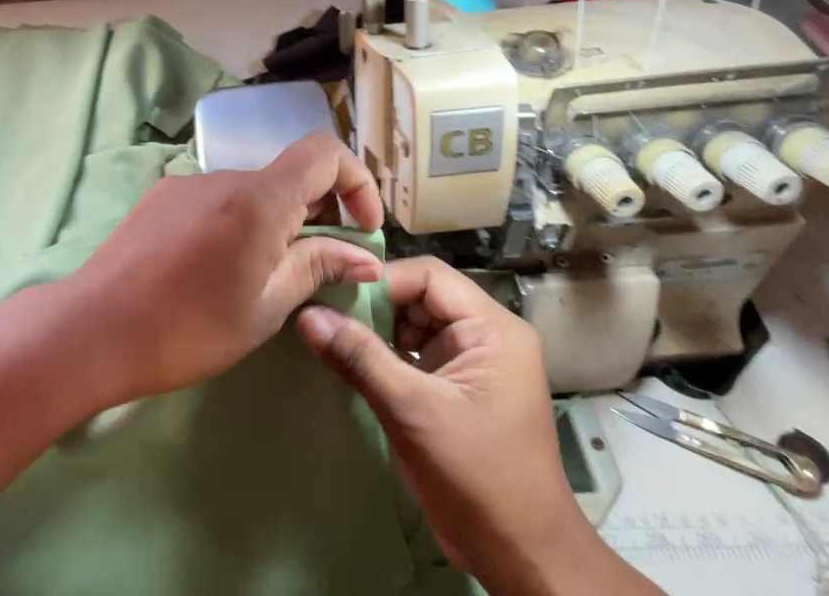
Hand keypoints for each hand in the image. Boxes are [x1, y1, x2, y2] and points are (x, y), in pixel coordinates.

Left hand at [62, 132, 384, 402]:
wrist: (93, 330)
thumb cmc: (188, 329)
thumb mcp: (265, 307)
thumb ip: (317, 268)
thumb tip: (364, 257)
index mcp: (258, 199)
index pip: (324, 152)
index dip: (356, 181)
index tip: (360, 229)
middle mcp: (223, 177)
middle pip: (288, 175)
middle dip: (318, 212)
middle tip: (319, 266)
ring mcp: (187, 184)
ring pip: (252, 192)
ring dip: (275, 222)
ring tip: (263, 278)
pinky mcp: (161, 198)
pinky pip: (217, 201)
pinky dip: (238, 224)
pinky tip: (217, 270)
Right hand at [295, 258, 597, 585]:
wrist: (520, 552)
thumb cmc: (478, 475)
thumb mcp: (413, 410)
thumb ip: (360, 358)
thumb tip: (307, 315)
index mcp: (493, 329)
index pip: (429, 276)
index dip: (381, 282)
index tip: (334, 300)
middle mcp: (487, 338)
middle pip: (421, 298)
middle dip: (375, 309)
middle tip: (327, 321)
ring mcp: (473, 366)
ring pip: (414, 328)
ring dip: (376, 335)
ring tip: (333, 343)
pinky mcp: (457, 392)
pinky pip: (415, 358)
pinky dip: (385, 360)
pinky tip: (351, 369)